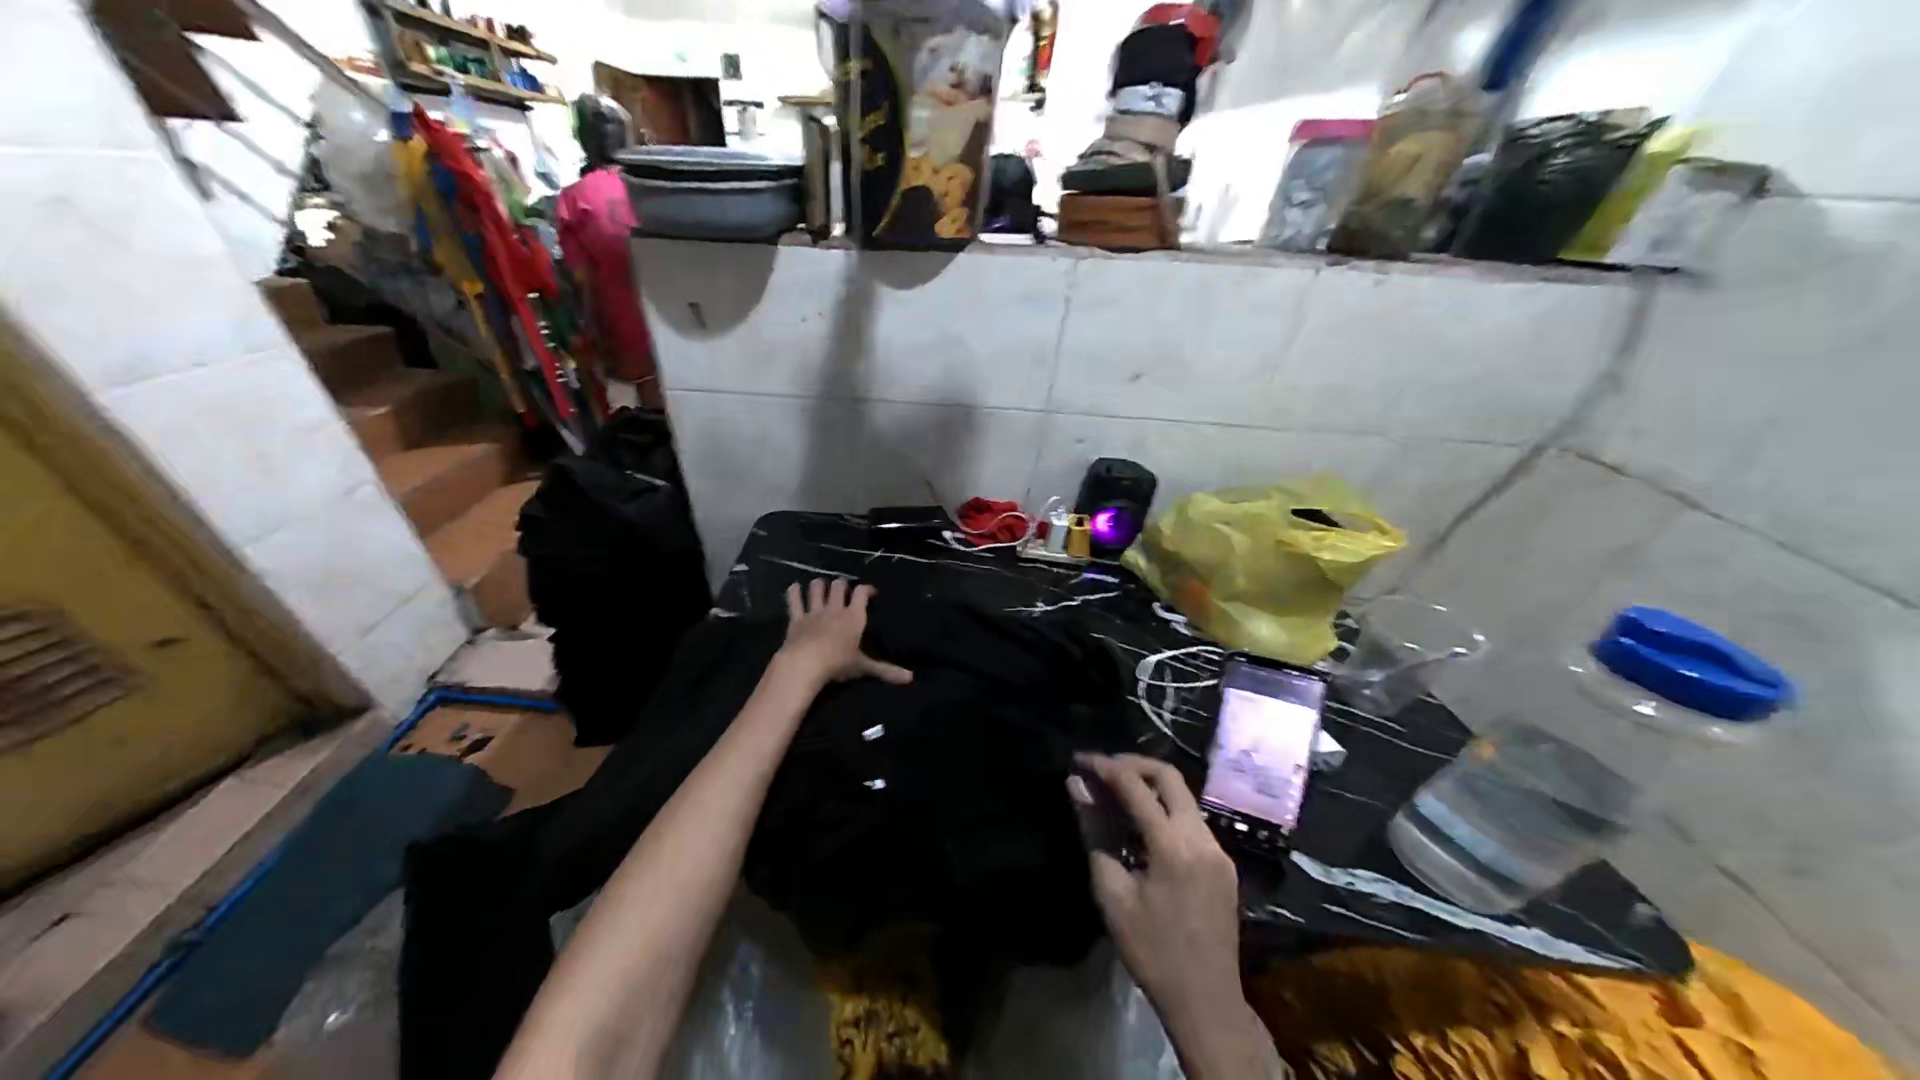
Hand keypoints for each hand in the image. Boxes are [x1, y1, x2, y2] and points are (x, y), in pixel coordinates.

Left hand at [775, 579, 913, 687]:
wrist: (805, 664)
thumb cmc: (838, 664)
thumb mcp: (864, 667)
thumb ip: (886, 671)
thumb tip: (911, 678)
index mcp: (853, 616)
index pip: (862, 593)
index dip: (867, 589)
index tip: (871, 592)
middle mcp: (834, 608)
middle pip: (839, 585)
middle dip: (842, 584)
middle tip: (844, 590)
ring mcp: (813, 611)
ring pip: (816, 588)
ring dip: (819, 585)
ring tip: (821, 587)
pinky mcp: (796, 618)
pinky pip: (794, 599)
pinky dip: (794, 592)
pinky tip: (794, 587)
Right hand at [1071, 754, 1283, 1078]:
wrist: (1205, 999)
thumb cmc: (1150, 950)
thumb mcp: (1112, 892)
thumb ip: (1095, 832)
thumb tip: (1077, 787)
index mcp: (1173, 845)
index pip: (1135, 785)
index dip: (1104, 766)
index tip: (1079, 759)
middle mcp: (1202, 837)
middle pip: (1169, 776)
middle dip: (1132, 764)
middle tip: (1101, 768)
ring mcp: (1218, 850)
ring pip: (1183, 796)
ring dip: (1150, 785)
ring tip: (1115, 792)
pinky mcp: (1224, 864)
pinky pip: (1192, 820)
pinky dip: (1165, 808)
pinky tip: (1142, 823)